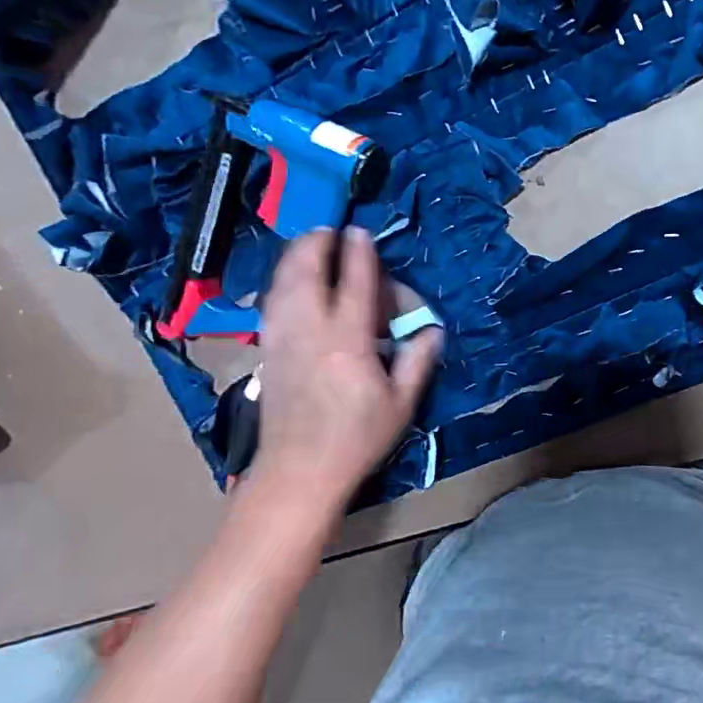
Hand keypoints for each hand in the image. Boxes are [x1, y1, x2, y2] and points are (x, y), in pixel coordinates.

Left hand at [249, 227, 443, 513]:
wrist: (299, 471)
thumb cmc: (355, 439)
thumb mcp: (400, 406)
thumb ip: (417, 362)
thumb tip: (433, 329)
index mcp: (349, 340)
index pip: (355, 282)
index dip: (360, 252)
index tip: (360, 231)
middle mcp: (312, 329)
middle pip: (307, 270)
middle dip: (317, 243)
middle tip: (329, 231)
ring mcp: (284, 337)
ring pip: (284, 281)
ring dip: (295, 255)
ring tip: (309, 244)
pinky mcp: (268, 348)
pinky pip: (272, 301)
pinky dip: (281, 280)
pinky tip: (288, 280)